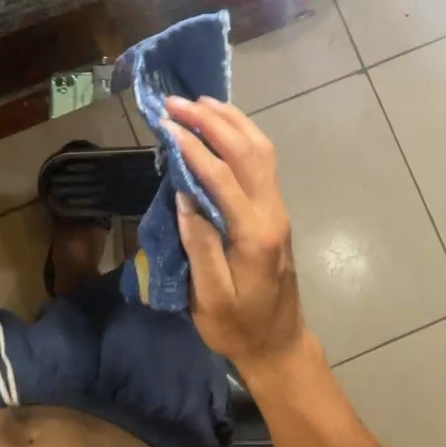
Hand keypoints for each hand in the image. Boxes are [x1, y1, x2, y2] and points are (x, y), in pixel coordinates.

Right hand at [167, 96, 312, 375]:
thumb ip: (199, 246)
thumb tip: (184, 195)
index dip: (193, 147)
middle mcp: (272, 213)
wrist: (279, 345)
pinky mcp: (274, 207)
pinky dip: (242, 132)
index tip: (166, 125)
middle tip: (175, 103)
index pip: (222, 177)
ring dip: (230, 120)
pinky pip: (262, 158)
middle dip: (210, 121)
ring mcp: (277, 207)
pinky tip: (222, 123)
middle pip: (246, 151)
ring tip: (198, 101)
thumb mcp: (210, 299)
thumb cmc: (238, 327)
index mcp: (255, 235)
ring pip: (261, 148)